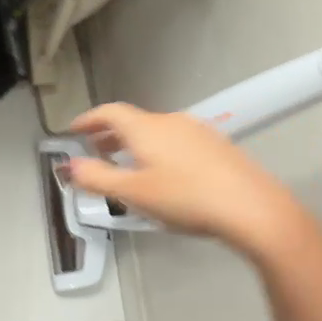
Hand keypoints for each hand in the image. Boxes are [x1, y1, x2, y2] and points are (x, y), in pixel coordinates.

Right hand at [67, 102, 303, 255]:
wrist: (252, 208)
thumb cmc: (186, 198)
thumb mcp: (134, 194)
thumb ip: (98, 179)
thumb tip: (69, 166)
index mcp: (145, 128)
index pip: (109, 112)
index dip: (89, 119)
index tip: (74, 130)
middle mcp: (169, 121)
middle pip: (132, 120)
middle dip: (110, 133)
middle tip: (96, 149)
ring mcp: (196, 131)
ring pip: (155, 131)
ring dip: (135, 143)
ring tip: (127, 165)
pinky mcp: (216, 146)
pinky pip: (175, 140)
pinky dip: (158, 149)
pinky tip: (164, 174)